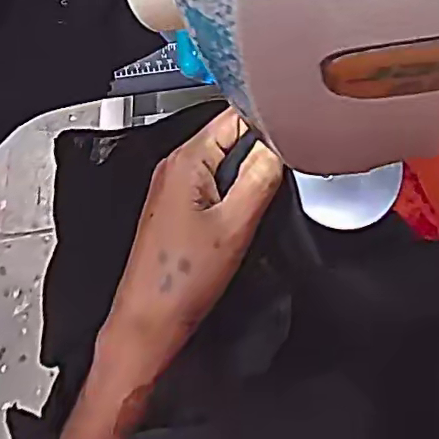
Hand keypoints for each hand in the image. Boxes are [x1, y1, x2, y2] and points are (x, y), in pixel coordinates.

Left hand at [98, 108, 284, 387]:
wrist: (148, 321)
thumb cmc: (179, 281)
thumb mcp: (236, 224)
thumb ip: (262, 176)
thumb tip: (280, 144)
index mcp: (185, 161)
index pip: (234, 116)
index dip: (266, 122)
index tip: (290, 138)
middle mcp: (174, 166)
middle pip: (230, 136)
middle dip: (259, 150)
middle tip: (280, 176)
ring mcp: (173, 186)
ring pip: (223, 161)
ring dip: (246, 173)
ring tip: (257, 202)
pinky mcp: (176, 205)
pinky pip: (212, 182)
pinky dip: (232, 191)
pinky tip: (239, 216)